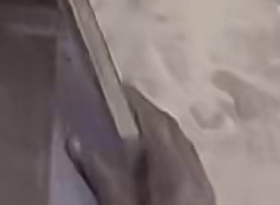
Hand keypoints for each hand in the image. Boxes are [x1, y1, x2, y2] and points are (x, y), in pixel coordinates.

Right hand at [70, 88, 213, 204]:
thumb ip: (100, 174)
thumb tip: (72, 139)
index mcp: (175, 172)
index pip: (157, 121)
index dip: (136, 100)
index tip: (113, 86)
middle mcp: (196, 176)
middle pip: (173, 131)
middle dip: (148, 113)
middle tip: (118, 103)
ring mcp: (207, 193)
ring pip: (184, 147)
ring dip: (160, 132)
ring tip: (131, 129)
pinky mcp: (207, 204)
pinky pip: (189, 165)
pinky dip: (170, 152)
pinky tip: (151, 163)